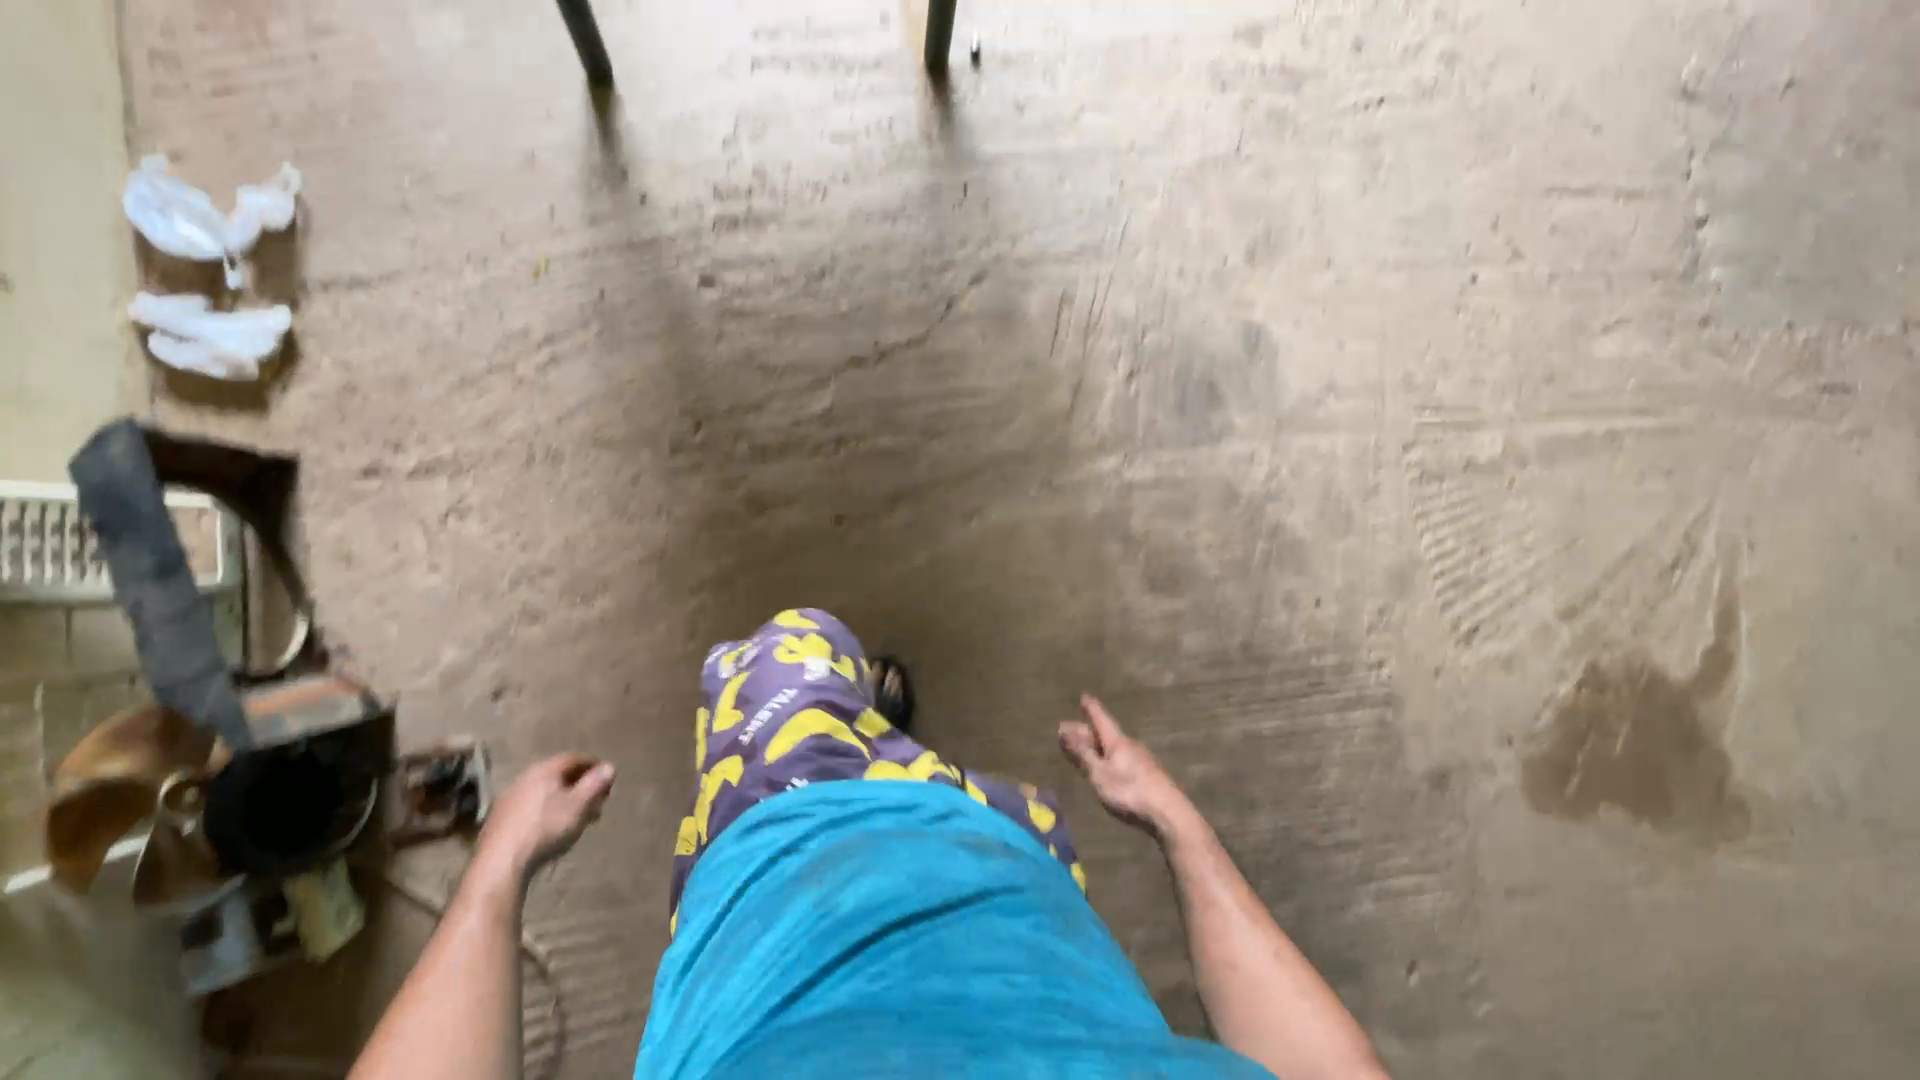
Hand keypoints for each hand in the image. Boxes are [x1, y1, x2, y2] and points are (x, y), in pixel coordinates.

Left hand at [476, 753, 616, 881]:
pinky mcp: (499, 820)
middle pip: (558, 775)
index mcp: (544, 770)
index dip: (593, 765)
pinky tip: (551, 829)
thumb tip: (609, 766)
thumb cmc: (547, 828)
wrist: (501, 862)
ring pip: (544, 792)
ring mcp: (508, 799)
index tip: (608, 778)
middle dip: (580, 785)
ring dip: (563, 800)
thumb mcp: (580, 805)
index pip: (574, 758)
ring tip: (576, 818)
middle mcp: (524, 778)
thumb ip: (596, 784)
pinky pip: (530, 807)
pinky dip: (546, 812)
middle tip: (596, 800)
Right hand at [1059, 694, 1192, 837]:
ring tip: (1083, 747)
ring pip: (1113, 745)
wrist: (1167, 811)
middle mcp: (1129, 744)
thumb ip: (1084, 754)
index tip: (1083, 696)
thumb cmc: (1129, 790)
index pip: (1100, 718)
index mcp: (1117, 741)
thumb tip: (1067, 731)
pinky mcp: (1146, 773)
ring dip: (1096, 744)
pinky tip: (1105, 765)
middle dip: (1085, 730)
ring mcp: (1140, 758)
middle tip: (1067, 730)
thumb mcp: (1100, 774)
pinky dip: (1107, 756)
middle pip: (1105, 732)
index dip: (1091, 708)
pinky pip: (1120, 757)